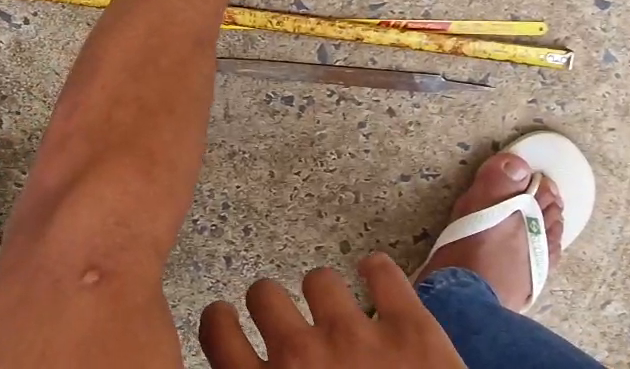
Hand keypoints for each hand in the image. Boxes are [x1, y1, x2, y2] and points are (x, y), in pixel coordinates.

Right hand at [199, 254, 466, 368]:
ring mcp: (355, 337)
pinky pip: (383, 272)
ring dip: (327, 298)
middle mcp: (298, 356)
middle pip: (264, 294)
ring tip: (342, 315)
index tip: (232, 322)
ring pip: (319, 279)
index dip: (223, 321)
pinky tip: (377, 280)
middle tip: (294, 329)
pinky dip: (378, 273)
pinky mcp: (411, 330)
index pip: (218, 330)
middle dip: (276, 308)